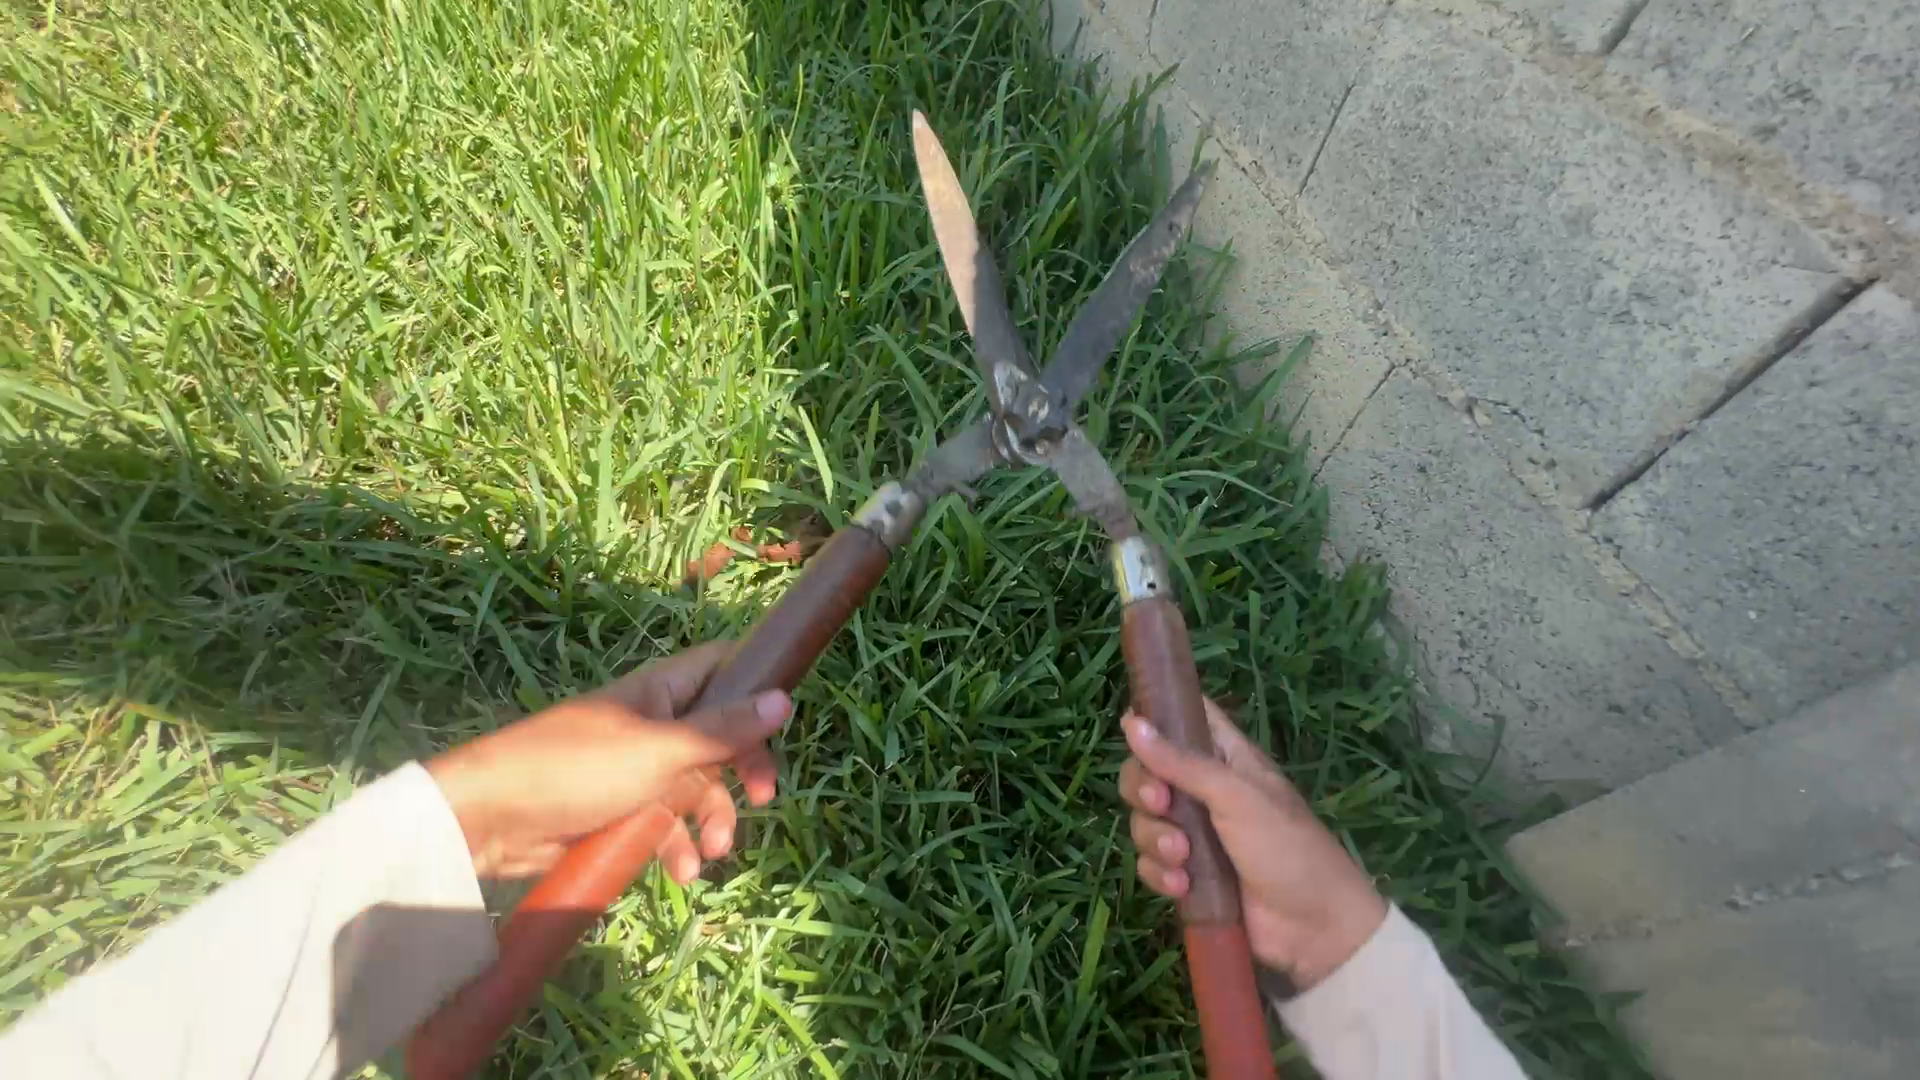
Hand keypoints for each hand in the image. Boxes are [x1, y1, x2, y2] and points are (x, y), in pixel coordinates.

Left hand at [425, 642, 789, 880]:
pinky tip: (680, 871)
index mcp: (663, 691)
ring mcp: (639, 767)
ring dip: (714, 818)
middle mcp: (657, 723)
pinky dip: (678, 844)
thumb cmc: (577, 768)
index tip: (780, 717)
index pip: (722, 668)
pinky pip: (665, 821)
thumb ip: (724, 730)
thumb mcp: (661, 749)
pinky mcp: (620, 809)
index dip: (754, 685)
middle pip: (721, 735)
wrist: (485, 823)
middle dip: (744, 768)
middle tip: (764, 795)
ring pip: (697, 785)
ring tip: (713, 854)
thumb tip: (785, 699)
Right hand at [1120, 699, 1386, 991]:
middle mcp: (1203, 788)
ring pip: (1144, 818)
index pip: (1183, 716)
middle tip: (1160, 803)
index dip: (1155, 714)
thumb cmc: (1286, 847)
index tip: (1132, 726)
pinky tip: (1183, 886)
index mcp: (1223, 756)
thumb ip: (1180, 761)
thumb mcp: (1235, 795)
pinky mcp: (1186, 873)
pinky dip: (1160, 872)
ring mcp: (1193, 832)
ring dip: (1155, 838)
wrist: (1315, 931)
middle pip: (1146, 769)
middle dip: (1143, 788)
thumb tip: (1130, 721)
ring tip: (1183, 858)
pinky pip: (1150, 862)